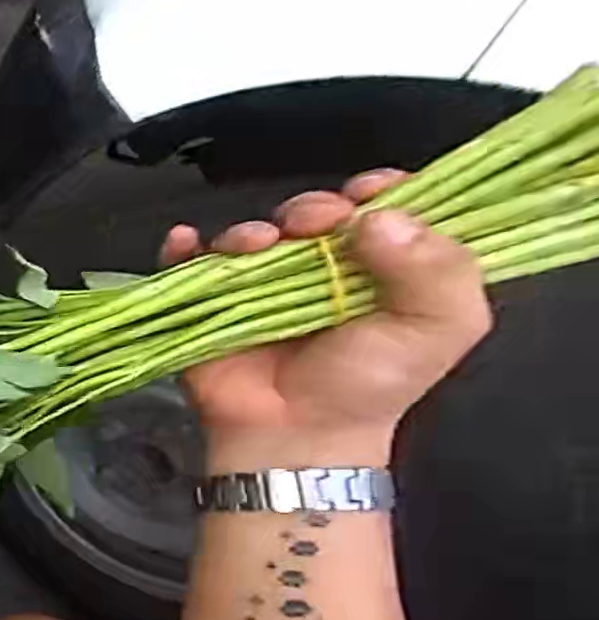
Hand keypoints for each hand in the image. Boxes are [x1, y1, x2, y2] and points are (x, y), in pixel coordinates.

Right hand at [160, 169, 491, 469]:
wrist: (291, 429)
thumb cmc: (369, 383)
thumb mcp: (439, 326)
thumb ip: (437, 268)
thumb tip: (377, 216)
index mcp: (379, 266)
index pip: (383, 208)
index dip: (378, 191)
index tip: (370, 193)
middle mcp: (315, 269)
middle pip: (309, 214)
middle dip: (309, 209)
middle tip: (311, 225)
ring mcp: (254, 287)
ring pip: (247, 235)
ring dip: (246, 230)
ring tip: (251, 245)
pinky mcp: (203, 306)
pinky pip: (185, 267)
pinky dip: (179, 249)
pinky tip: (182, 241)